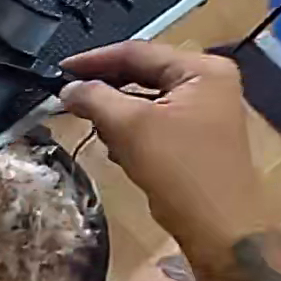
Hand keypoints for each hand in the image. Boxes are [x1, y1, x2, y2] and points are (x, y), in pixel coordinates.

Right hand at [61, 42, 271, 264]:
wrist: (219, 229)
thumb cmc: (180, 170)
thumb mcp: (131, 127)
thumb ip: (95, 98)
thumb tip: (67, 88)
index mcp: (202, 69)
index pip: (138, 51)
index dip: (94, 60)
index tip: (60, 70)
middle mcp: (208, 83)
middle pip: (142, 74)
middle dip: (105, 90)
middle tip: (69, 98)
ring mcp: (204, 111)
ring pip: (145, 100)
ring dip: (117, 114)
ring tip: (93, 126)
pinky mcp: (195, 138)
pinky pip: (154, 123)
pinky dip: (131, 132)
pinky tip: (116, 148)